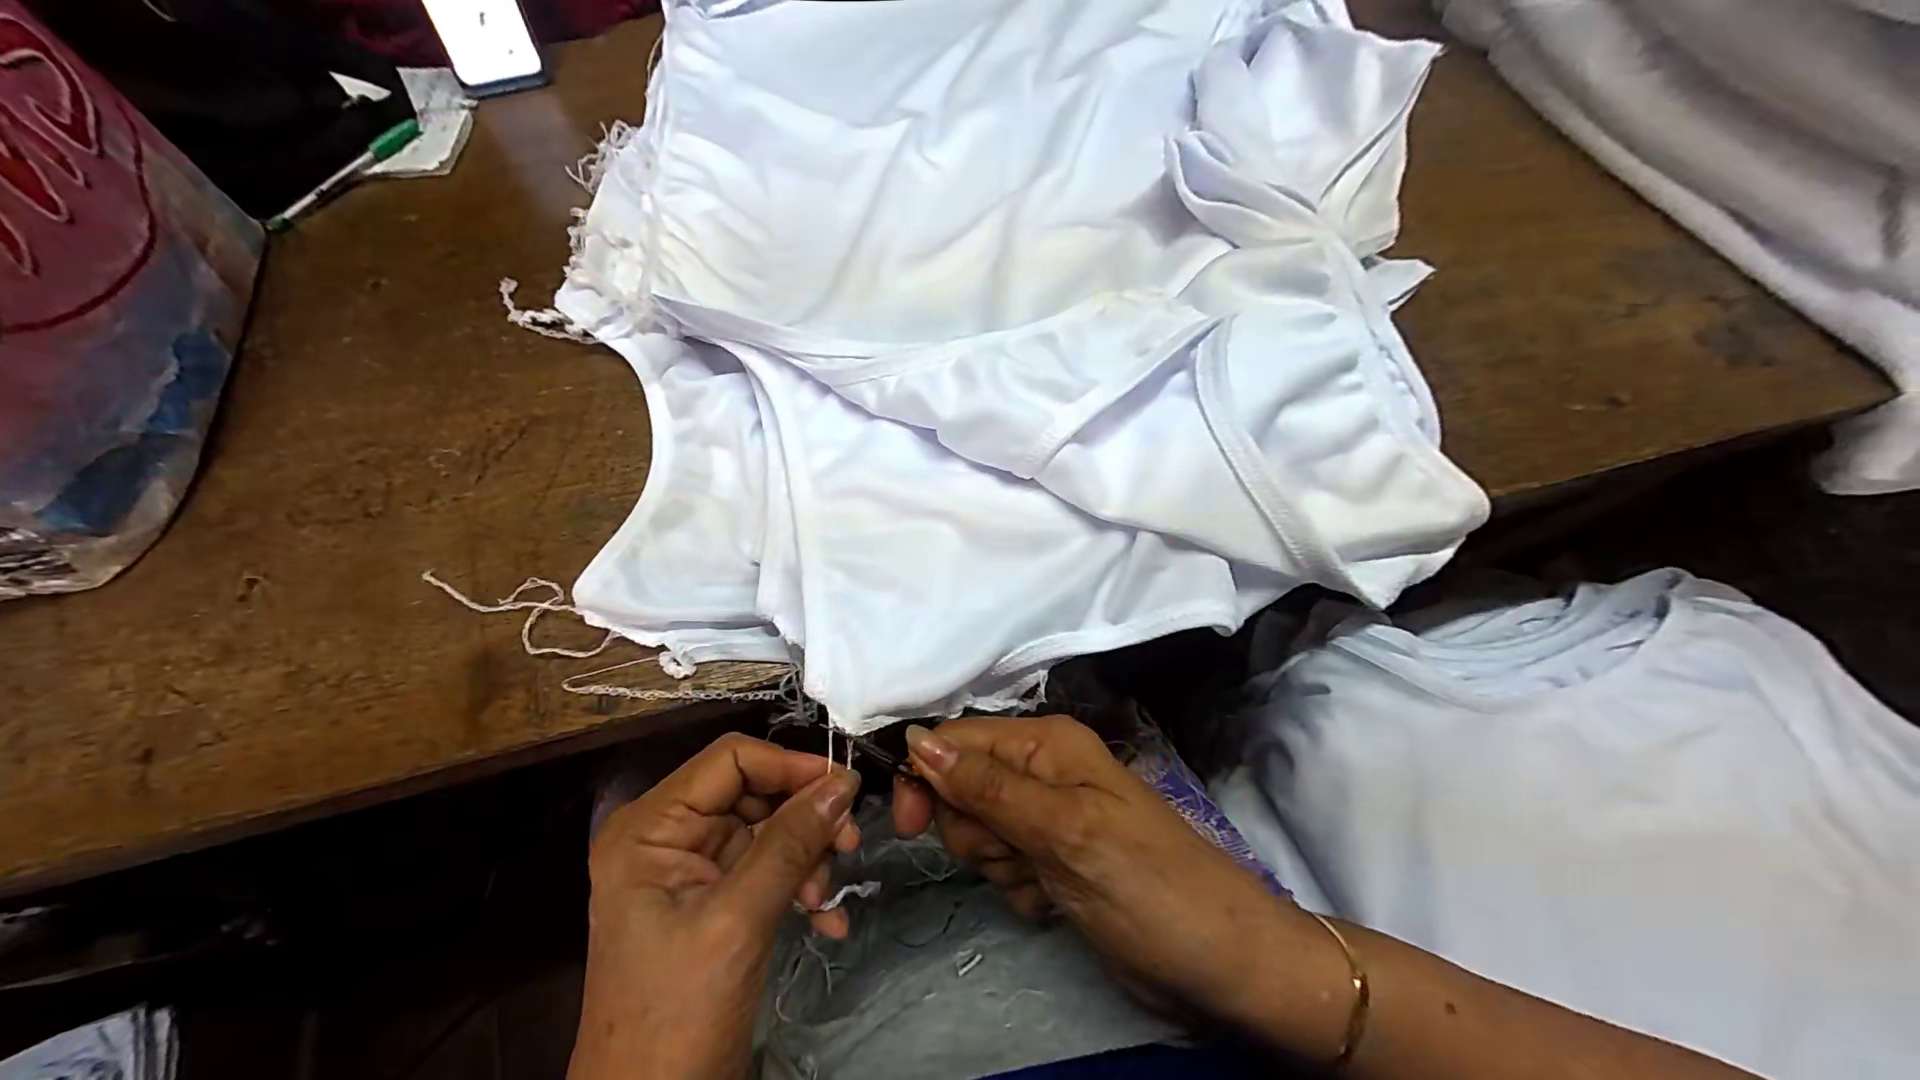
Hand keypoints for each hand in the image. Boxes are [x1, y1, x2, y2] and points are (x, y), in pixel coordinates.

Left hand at [569, 733, 862, 1079]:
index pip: (731, 760)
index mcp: (651, 827)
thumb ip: (792, 842)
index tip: (844, 788)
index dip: (789, 765)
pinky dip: (802, 885)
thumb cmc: (678, 1014)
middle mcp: (669, 836)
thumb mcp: (739, 919)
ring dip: (809, 856)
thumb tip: (845, 781)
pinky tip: (827, 921)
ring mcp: (693, 869)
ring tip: (828, 897)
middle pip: (755, 792)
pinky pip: (771, 868)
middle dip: (805, 818)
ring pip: (770, 829)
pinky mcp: (717, 900)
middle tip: (849, 845)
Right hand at [891, 715, 1352, 1056]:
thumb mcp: (1063, 830)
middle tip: (1015, 854)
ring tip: (1046, 880)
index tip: (910, 823)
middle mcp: (1043, 772)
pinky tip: (1055, 902)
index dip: (928, 776)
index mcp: (1047, 744)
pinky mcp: (1051, 861)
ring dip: (998, 863)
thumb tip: (917, 739)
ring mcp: (1047, 819)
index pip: (959, 740)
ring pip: (978, 831)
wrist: (1219, 965)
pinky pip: (1002, 867)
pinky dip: (1018, 887)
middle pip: (962, 787)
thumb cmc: (1147, 886)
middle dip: (974, 829)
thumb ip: (988, 786)